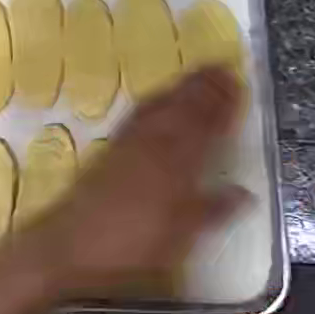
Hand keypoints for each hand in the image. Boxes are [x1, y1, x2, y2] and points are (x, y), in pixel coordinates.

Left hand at [21, 67, 247, 299]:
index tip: (238, 85)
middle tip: (222, 68)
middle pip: (184, 107)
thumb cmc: (130, 245)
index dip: (223, 105)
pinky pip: (139, 113)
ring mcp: (130, 142)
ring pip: (161, 105)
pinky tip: (158, 98)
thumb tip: (245, 194)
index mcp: (179, 164)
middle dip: (205, 87)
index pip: (206, 126)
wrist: (70, 245)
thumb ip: (213, 210)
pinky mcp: (110, 147)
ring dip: (181, 87)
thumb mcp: (180, 235)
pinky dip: (155, 99)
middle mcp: (155, 144)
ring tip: (198, 75)